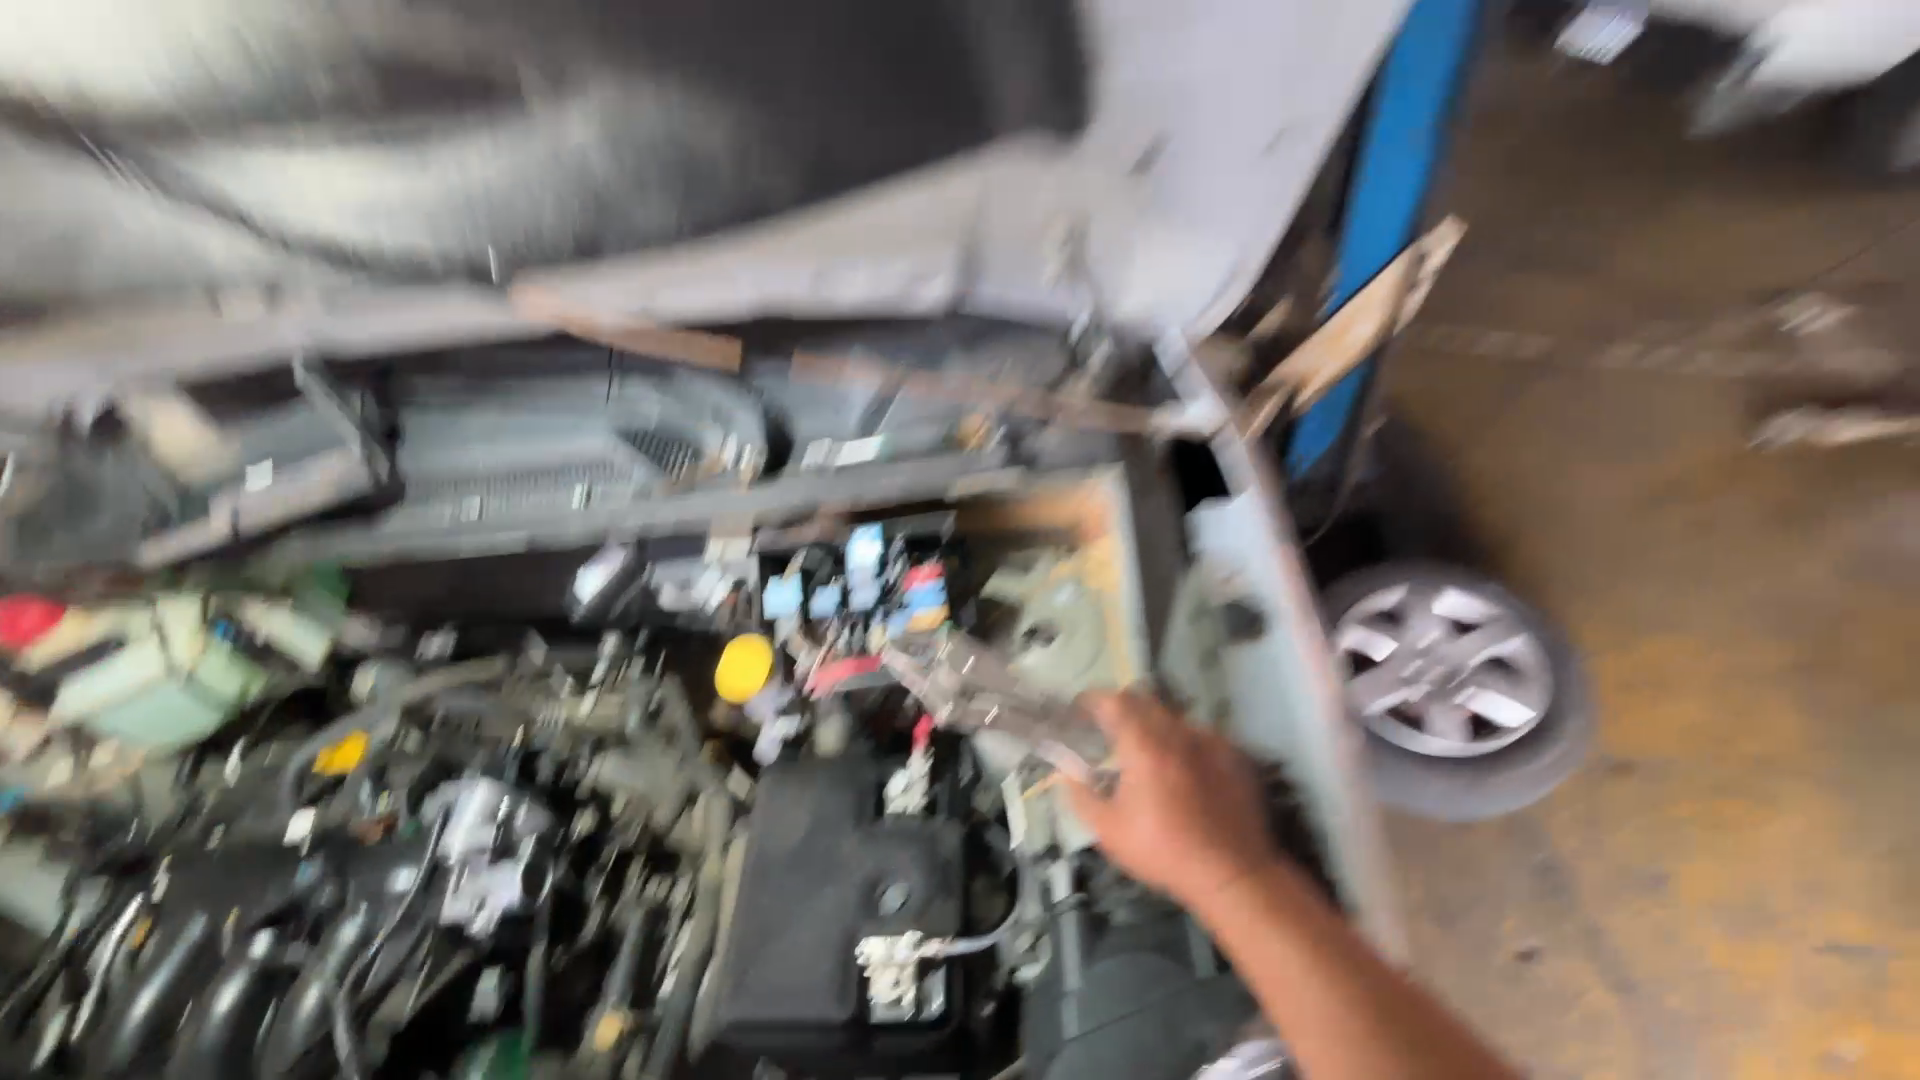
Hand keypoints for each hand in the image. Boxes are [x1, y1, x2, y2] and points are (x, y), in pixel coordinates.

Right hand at [1061, 690, 1280, 912]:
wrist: (1233, 874)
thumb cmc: (1164, 852)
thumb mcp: (1110, 832)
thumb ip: (1081, 797)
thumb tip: (1065, 774)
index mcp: (1144, 746)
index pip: (1114, 702)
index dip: (1093, 699)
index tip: (1081, 708)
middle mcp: (1178, 733)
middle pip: (1145, 701)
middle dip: (1123, 708)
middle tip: (1110, 728)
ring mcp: (1212, 742)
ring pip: (1176, 717)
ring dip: (1156, 725)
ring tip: (1149, 751)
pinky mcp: (1235, 756)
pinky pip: (1203, 736)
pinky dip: (1186, 743)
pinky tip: (1185, 769)